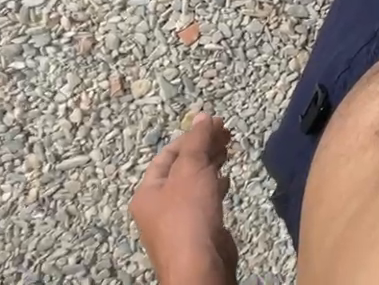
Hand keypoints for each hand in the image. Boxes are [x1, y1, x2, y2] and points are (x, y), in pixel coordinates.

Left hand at [131, 113, 239, 284]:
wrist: (199, 264)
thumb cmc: (189, 213)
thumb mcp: (192, 168)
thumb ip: (198, 139)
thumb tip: (202, 114)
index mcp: (148, 192)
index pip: (168, 154)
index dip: (192, 136)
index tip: (217, 124)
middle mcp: (157, 205)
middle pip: (181, 167)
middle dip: (204, 148)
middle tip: (228, 134)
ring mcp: (176, 219)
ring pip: (194, 182)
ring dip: (211, 164)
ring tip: (230, 151)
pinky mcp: (195, 229)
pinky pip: (203, 198)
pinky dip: (215, 185)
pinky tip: (226, 180)